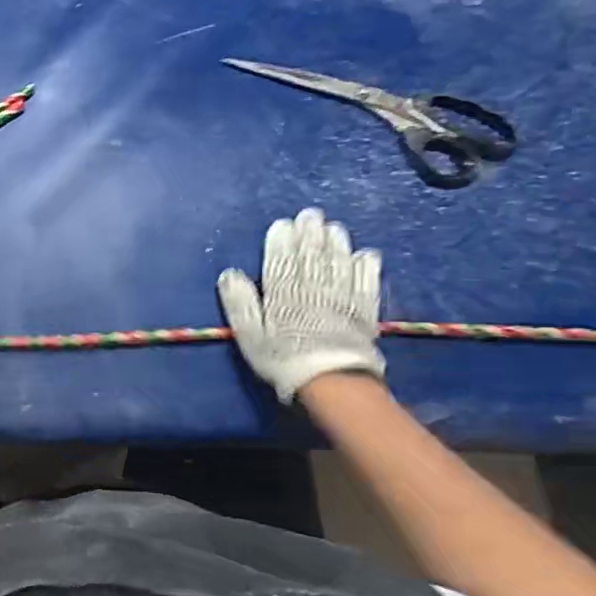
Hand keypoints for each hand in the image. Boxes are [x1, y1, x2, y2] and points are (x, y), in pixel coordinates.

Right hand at [217, 208, 383, 402]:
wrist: (329, 380)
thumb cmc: (280, 359)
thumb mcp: (249, 334)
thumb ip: (240, 303)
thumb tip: (229, 274)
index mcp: (282, 295)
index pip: (281, 261)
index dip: (281, 241)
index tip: (282, 223)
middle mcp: (313, 290)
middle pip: (311, 258)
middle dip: (310, 234)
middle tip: (310, 214)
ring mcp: (342, 298)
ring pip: (338, 264)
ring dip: (336, 244)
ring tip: (333, 227)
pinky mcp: (363, 310)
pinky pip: (366, 282)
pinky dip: (366, 266)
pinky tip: (365, 254)